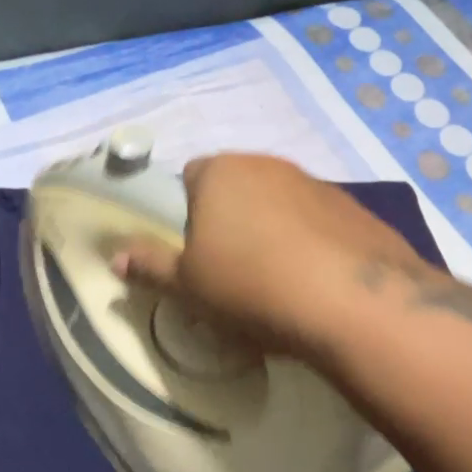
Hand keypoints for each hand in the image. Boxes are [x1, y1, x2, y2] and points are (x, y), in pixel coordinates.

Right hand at [112, 154, 439, 360]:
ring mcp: (318, 184)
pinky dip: (310, 245)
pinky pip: (317, 224)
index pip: (189, 176)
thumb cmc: (251, 287)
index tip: (191, 252)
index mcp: (220, 172)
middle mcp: (268, 165)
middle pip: (235, 188)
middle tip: (226, 271)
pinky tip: (312, 284)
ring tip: (273, 283)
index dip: (184, 213)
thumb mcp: (187, 286)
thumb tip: (115, 257)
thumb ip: (150, 266)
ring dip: (270, 232)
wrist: (356, 306)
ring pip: (278, 205)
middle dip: (228, 220)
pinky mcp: (357, 211)